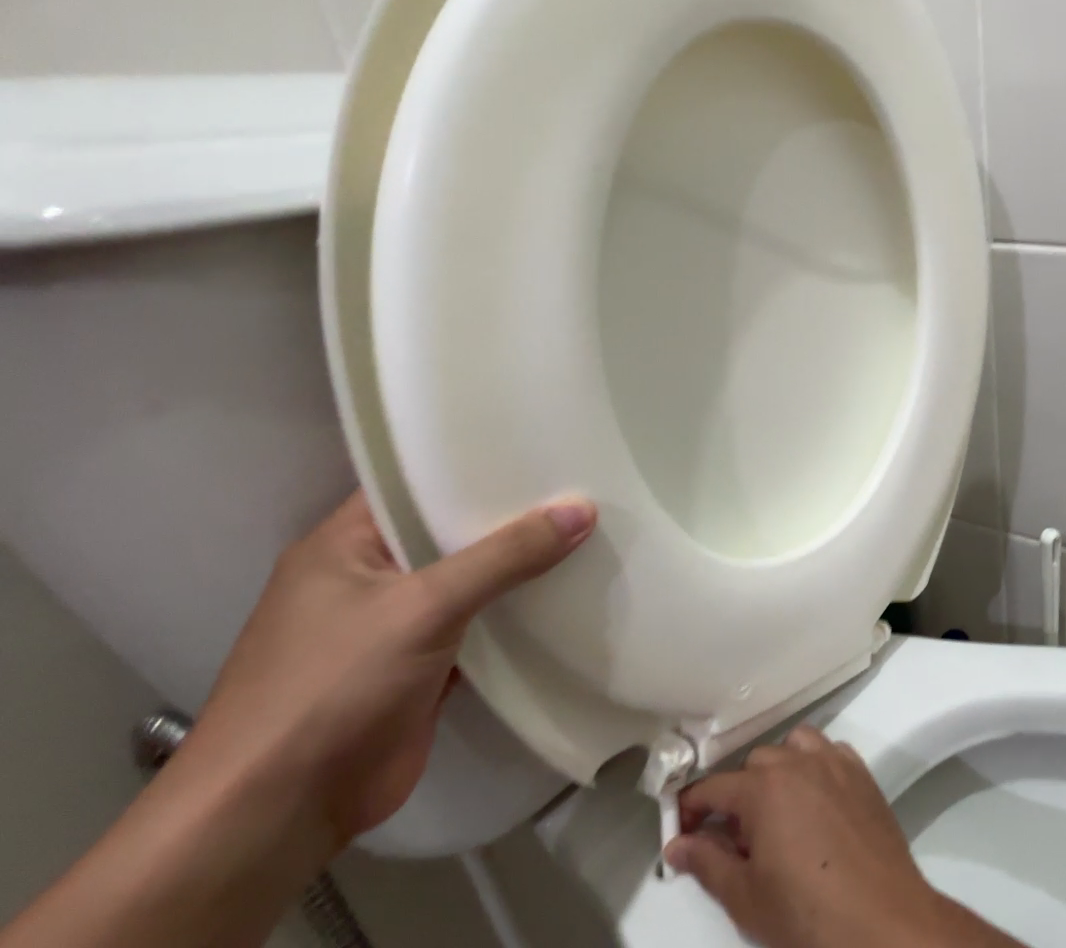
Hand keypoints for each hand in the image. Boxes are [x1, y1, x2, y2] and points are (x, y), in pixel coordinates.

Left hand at [179, 490, 596, 847]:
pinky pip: (481, 629)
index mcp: (345, 545)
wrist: (283, 808)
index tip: (544, 447)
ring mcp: (396, 628)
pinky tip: (571, 597)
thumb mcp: (423, 606)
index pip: (416, 484)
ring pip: (472, 583)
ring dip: (522, 569)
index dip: (476, 464)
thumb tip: (583, 509)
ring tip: (594, 531)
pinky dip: (518, 618)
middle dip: (513, 517)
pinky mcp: (424, 670)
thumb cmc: (333, 686)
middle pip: (452, 534)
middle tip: (585, 486)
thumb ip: (504, 557)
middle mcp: (370, 578)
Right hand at [665, 726, 1024, 947]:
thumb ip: (706, 863)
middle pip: (754, 764)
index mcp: (764, 789)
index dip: (690, 809)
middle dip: (737, 795)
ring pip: (794, 746)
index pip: (712, 787)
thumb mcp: (745, 896)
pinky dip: (816, 765)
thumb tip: (677, 843)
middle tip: (737, 839)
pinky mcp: (863, 775)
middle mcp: (799, 763)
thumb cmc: (807, 912)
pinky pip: (831, 752)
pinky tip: (815, 801)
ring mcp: (836, 764)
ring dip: (778, 770)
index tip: (683, 833)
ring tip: (777, 811)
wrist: (881, 917)